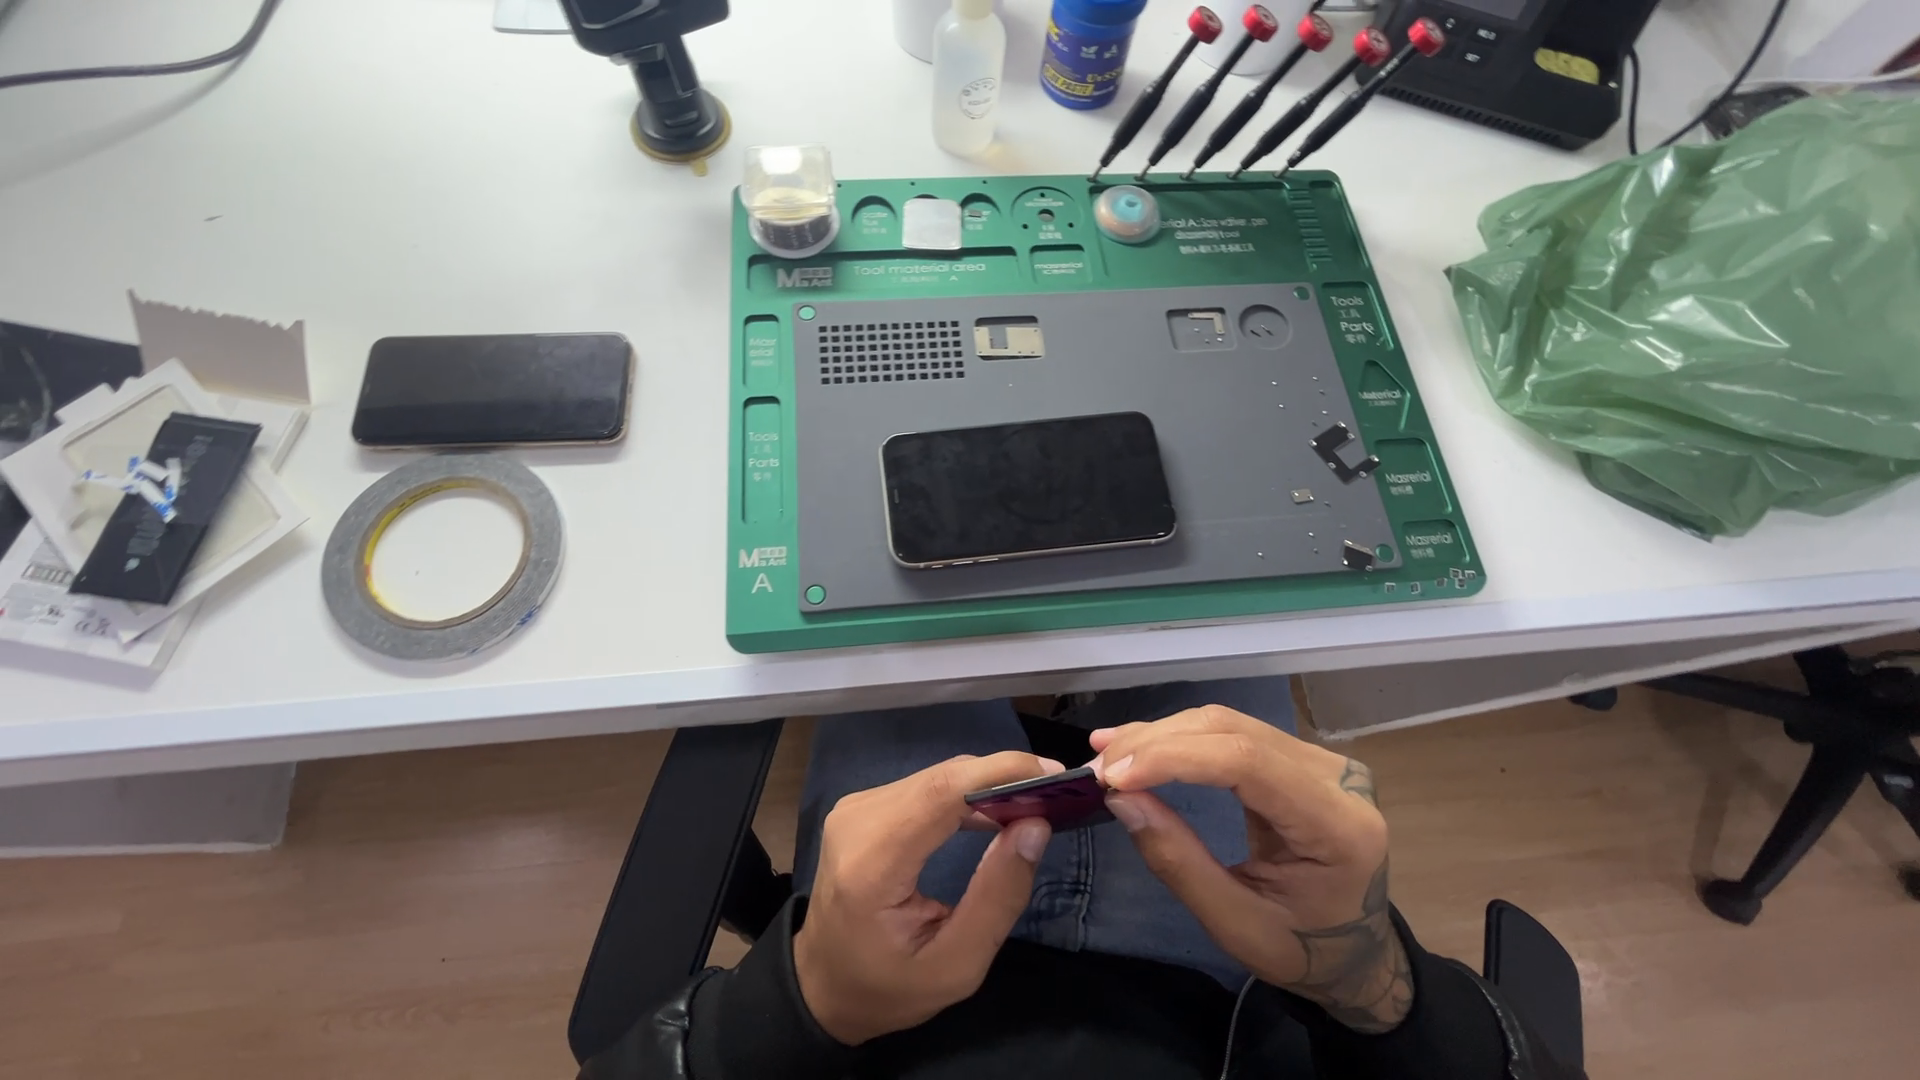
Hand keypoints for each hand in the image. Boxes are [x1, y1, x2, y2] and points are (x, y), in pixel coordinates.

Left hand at [793, 752, 1058, 1044]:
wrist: (821, 987)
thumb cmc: (887, 988)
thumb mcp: (956, 966)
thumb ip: (997, 897)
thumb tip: (1035, 825)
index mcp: (872, 862)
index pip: (941, 793)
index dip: (1000, 773)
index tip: (1054, 774)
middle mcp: (858, 820)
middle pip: (942, 778)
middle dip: (1004, 776)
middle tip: (1058, 791)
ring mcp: (856, 808)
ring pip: (937, 776)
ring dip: (987, 783)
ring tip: (1036, 800)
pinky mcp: (863, 806)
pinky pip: (925, 786)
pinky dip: (965, 791)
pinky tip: (996, 809)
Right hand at [1090, 706, 1411, 1032]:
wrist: (1358, 955)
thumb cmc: (1303, 951)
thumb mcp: (1236, 925)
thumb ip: (1178, 860)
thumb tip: (1120, 797)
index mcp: (1336, 824)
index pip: (1246, 762)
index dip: (1173, 759)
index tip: (1113, 776)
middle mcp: (1335, 777)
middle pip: (1231, 731)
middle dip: (1156, 742)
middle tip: (1098, 767)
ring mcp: (1320, 760)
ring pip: (1226, 723)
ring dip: (1160, 735)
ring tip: (1106, 753)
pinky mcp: (1299, 758)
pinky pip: (1231, 734)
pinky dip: (1179, 738)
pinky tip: (1138, 744)